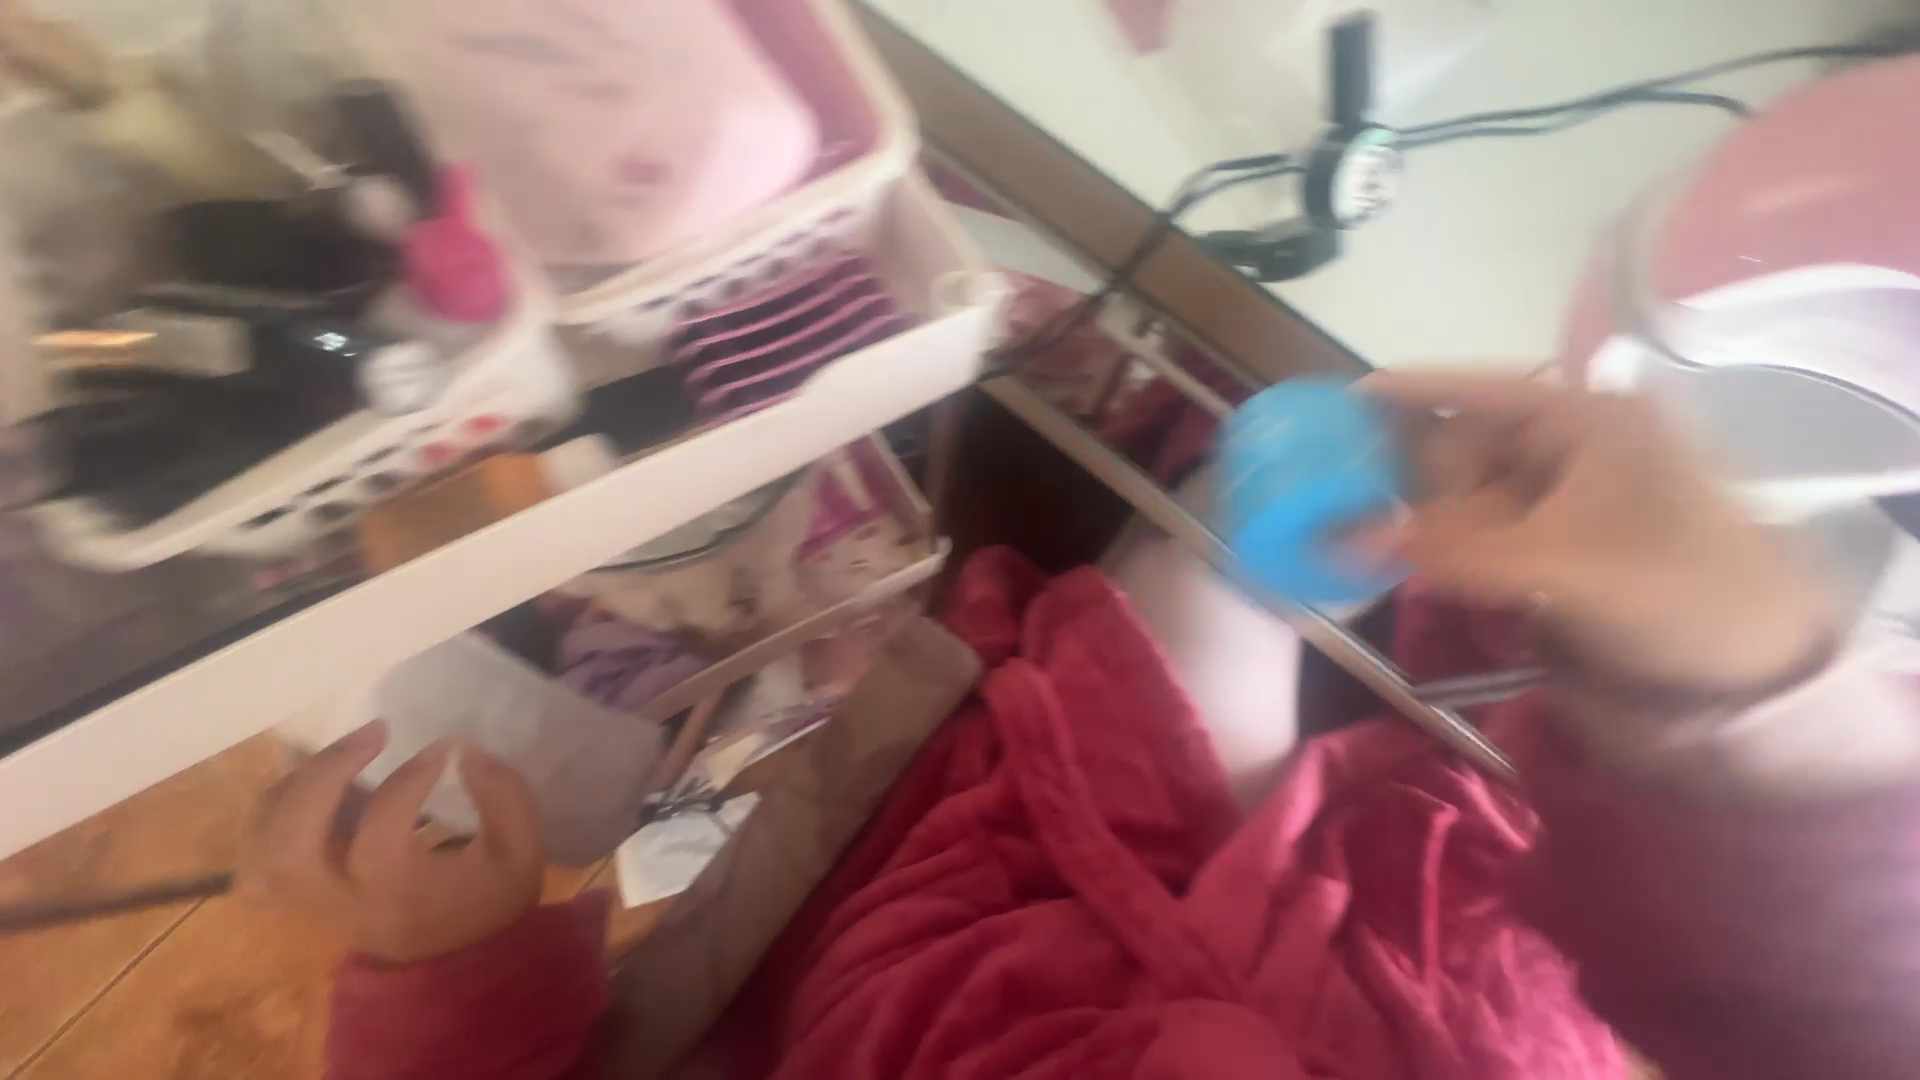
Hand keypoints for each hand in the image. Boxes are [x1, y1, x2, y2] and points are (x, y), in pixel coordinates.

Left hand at [239, 722, 545, 963]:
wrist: (462, 963)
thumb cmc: (494, 901)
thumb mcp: (523, 848)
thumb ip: (504, 796)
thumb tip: (465, 751)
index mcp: (399, 894)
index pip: (379, 834)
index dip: (407, 781)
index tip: (444, 748)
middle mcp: (342, 903)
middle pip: (290, 847)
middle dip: (323, 777)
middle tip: (374, 733)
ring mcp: (314, 904)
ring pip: (261, 853)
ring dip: (292, 791)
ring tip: (342, 753)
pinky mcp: (304, 897)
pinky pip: (257, 859)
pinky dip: (275, 814)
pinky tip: (318, 782)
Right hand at [1359, 372, 1837, 698]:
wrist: (1750, 674)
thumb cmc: (1674, 592)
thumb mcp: (1560, 567)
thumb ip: (1446, 554)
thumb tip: (1338, 544)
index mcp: (1589, 424)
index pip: (1483, 390)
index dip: (1411, 391)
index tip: (1342, 400)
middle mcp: (1568, 450)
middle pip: (1460, 446)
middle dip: (1400, 470)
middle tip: (1339, 491)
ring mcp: (1555, 500)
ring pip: (1460, 494)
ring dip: (1411, 516)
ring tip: (1356, 532)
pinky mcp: (1544, 545)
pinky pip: (1471, 535)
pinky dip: (1433, 548)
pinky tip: (1398, 561)